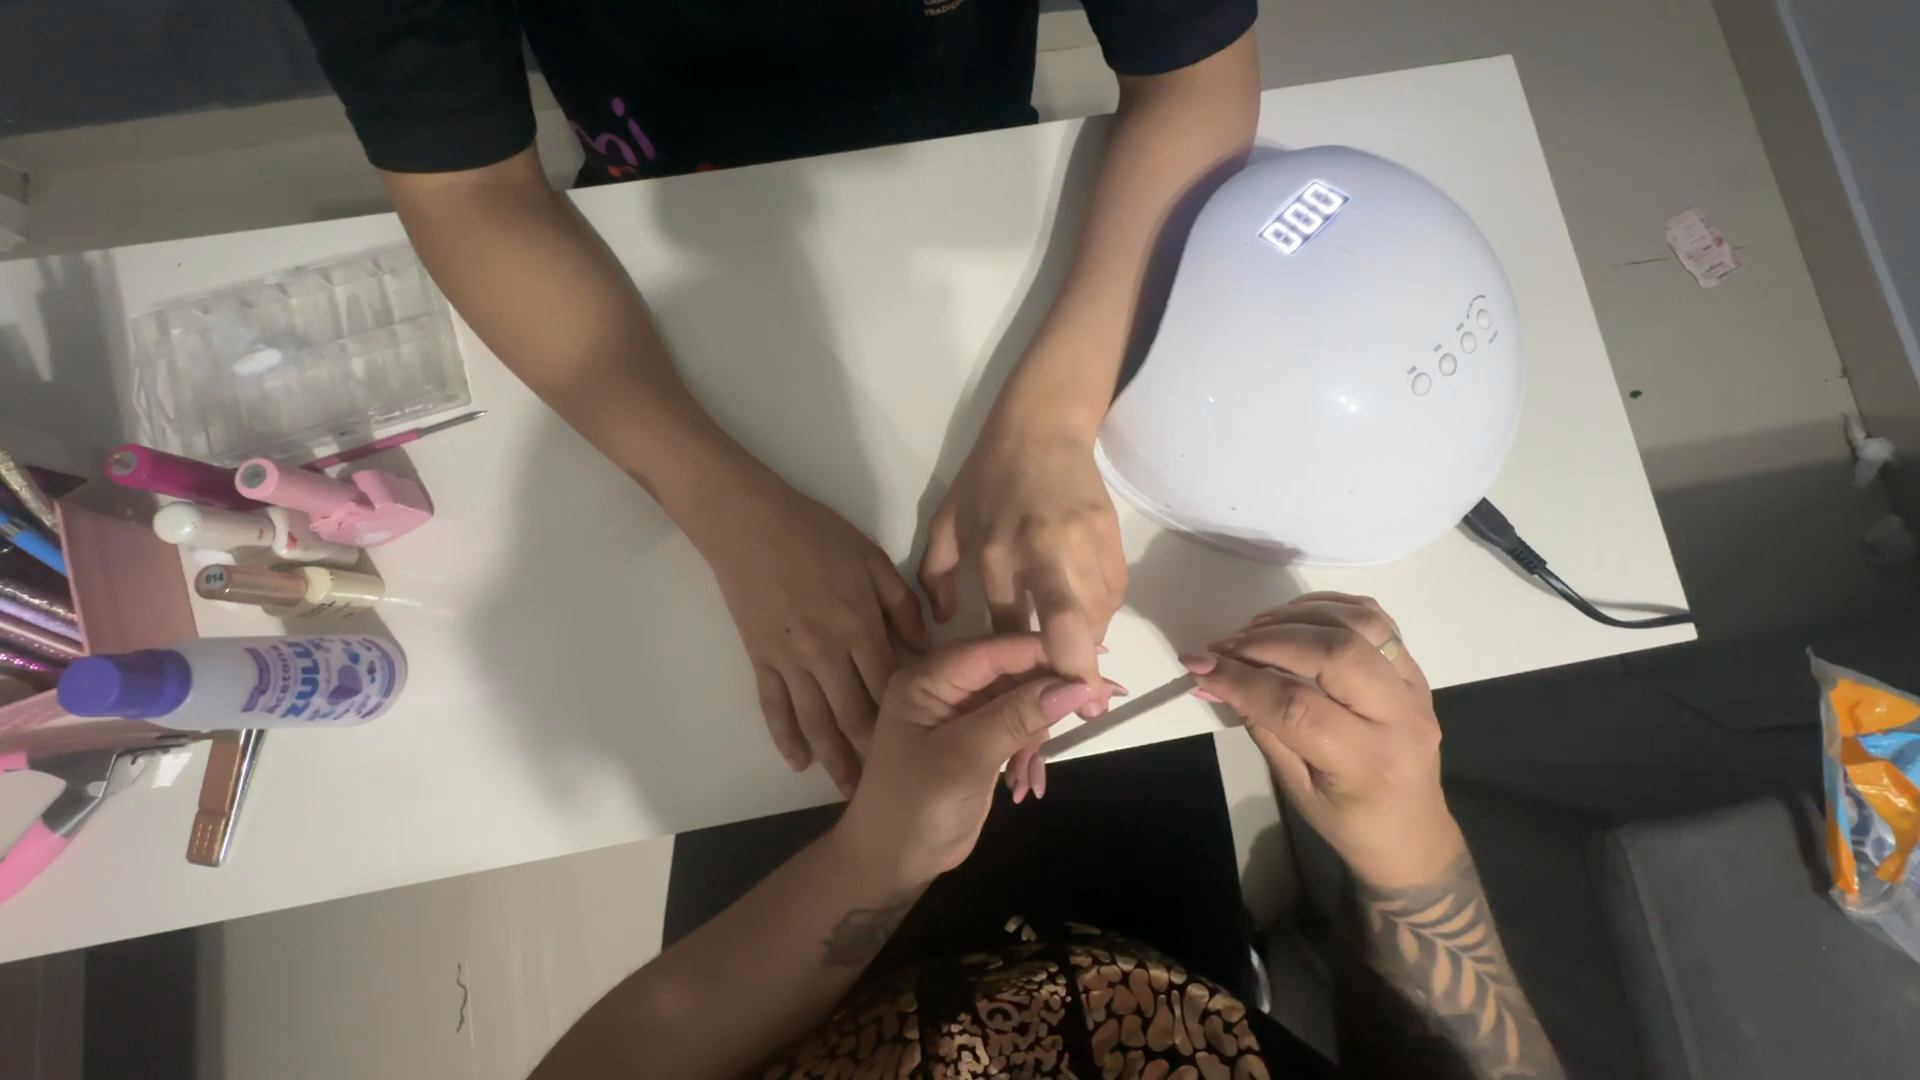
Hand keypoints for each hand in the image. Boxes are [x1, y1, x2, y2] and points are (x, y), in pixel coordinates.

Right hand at [699, 477, 932, 795]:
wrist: (748, 523)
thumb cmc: (816, 534)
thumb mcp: (871, 558)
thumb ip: (901, 604)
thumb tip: (927, 646)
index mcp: (859, 626)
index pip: (889, 685)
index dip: (907, 719)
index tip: (925, 747)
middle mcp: (826, 653)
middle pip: (854, 714)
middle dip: (873, 753)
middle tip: (891, 786)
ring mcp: (789, 661)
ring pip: (815, 720)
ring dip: (833, 757)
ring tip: (849, 790)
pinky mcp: (760, 659)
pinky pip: (773, 706)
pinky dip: (784, 737)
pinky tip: (797, 762)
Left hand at [836, 634, 1095, 883]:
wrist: (889, 864)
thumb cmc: (914, 807)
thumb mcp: (966, 757)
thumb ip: (1018, 716)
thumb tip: (1077, 684)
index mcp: (930, 676)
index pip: (998, 648)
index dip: (1047, 652)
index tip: (1097, 664)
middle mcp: (945, 684)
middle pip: (1014, 669)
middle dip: (1052, 690)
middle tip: (1100, 708)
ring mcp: (961, 712)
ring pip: (1021, 697)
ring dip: (1038, 729)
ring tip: (1033, 770)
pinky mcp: (976, 737)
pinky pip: (1016, 725)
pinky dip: (1027, 749)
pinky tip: (1027, 782)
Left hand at [919, 421, 1125, 713]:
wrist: (1043, 426)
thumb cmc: (988, 475)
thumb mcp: (947, 519)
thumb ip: (935, 572)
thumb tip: (941, 622)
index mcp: (995, 551)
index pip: (1011, 624)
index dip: (1022, 667)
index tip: (1033, 701)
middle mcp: (1042, 551)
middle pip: (1067, 624)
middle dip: (1078, 672)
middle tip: (1088, 708)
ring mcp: (1082, 542)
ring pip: (1097, 612)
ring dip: (1091, 646)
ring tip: (1082, 668)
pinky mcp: (1111, 535)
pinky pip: (1114, 592)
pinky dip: (1104, 615)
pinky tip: (1089, 624)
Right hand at [1183, 593, 1462, 887]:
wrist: (1411, 832)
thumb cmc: (1346, 818)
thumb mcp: (1292, 783)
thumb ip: (1257, 722)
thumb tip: (1208, 676)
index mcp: (1366, 762)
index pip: (1296, 706)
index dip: (1241, 679)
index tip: (1198, 664)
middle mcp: (1401, 719)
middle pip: (1335, 652)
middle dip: (1269, 640)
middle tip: (1225, 646)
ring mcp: (1415, 689)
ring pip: (1360, 624)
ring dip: (1298, 615)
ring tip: (1254, 628)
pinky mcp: (1416, 671)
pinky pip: (1376, 619)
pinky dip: (1329, 606)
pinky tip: (1293, 617)